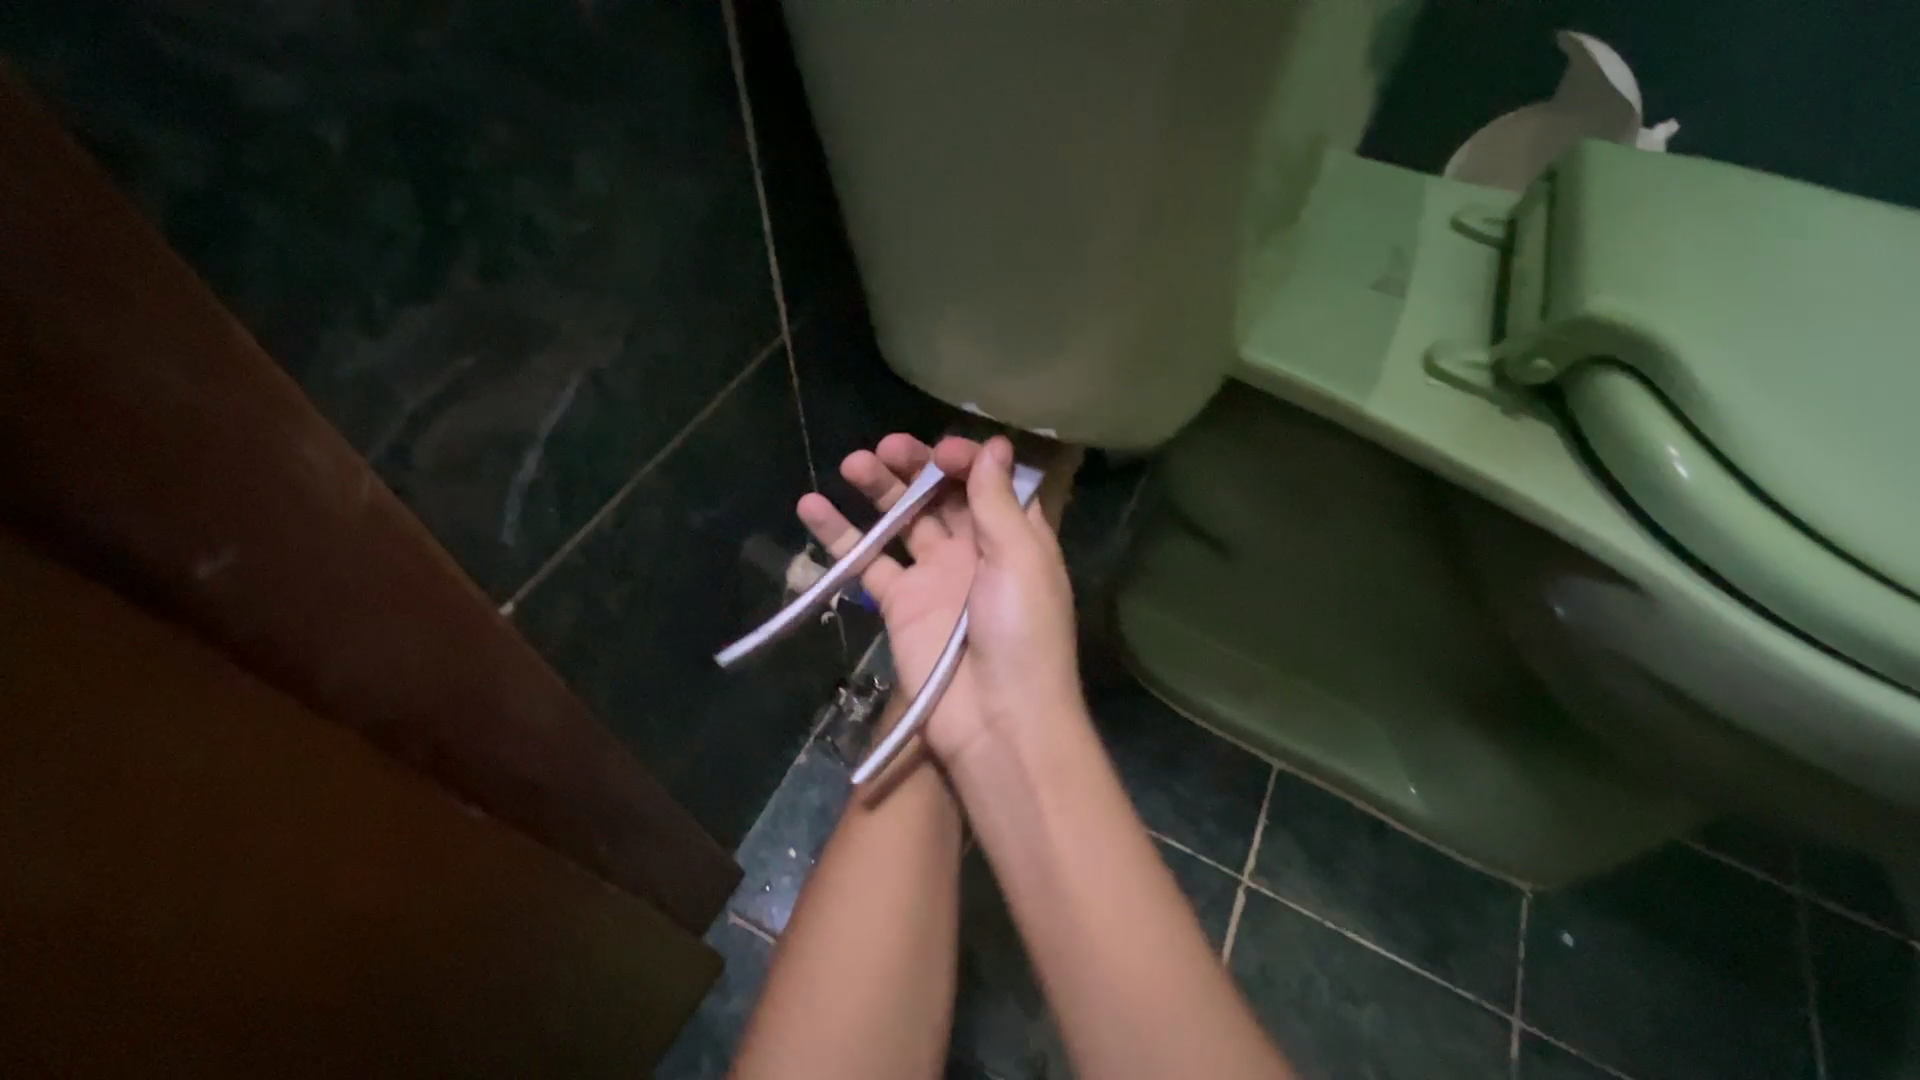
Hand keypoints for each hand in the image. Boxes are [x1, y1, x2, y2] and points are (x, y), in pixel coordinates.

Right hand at [796, 434, 1081, 766]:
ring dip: (879, 491)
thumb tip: (993, 445)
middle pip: (942, 496)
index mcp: (1015, 536)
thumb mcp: (1021, 558)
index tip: (939, 452)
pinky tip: (811, 505)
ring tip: (851, 464)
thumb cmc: (1021, 630)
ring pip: (903, 521)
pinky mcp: (899, 604)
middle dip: (916, 466)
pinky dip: (840, 535)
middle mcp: (975, 550)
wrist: (996, 717)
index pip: (988, 481)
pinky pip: (867, 561)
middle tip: (885, 448)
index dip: (965, 459)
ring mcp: (934, 576)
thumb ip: (999, 501)